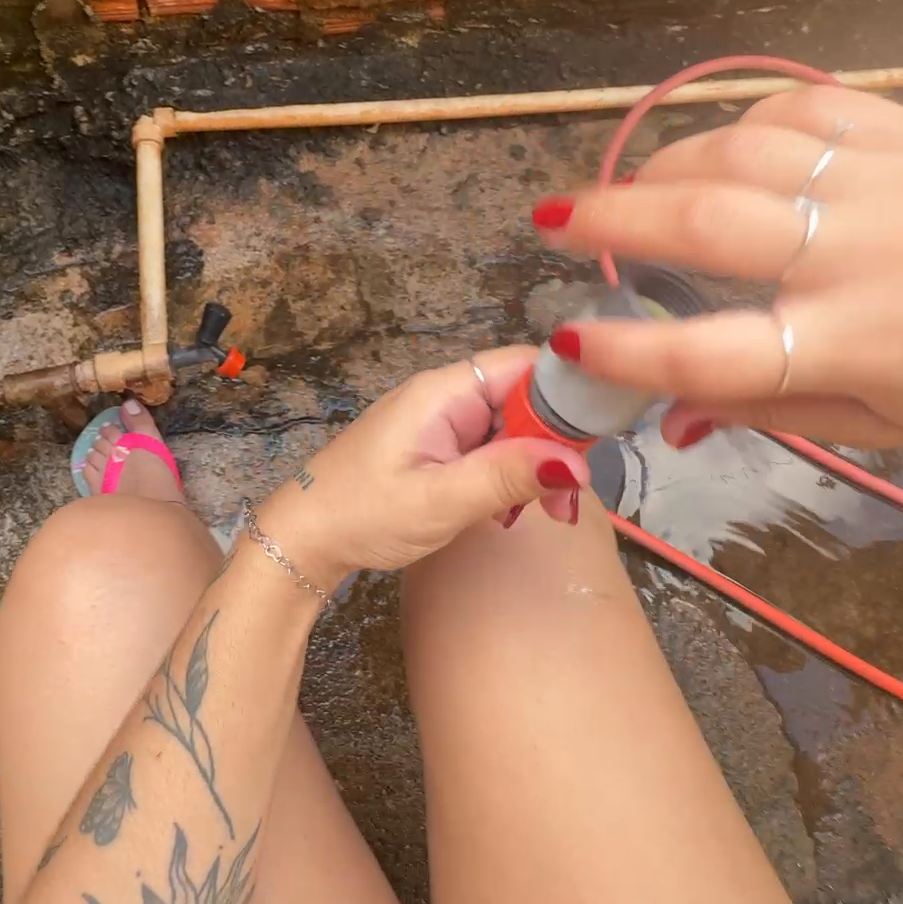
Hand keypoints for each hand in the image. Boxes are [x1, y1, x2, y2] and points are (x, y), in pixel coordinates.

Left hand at [254, 346, 588, 583]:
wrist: (306, 537)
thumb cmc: (363, 513)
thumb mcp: (440, 500)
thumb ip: (506, 477)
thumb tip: (577, 464)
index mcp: (444, 392)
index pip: (525, 366)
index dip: (567, 394)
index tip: (596, 440)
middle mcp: (447, 396)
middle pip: (524, 399)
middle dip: (554, 444)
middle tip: (568, 500)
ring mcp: (442, 422)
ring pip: (511, 428)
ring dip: (535, 466)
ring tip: (546, 513)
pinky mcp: (439, 446)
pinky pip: (490, 448)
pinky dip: (510, 476)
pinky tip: (511, 511)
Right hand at [532, 85, 902, 446]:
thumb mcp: (879, 427)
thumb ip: (765, 413)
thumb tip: (668, 416)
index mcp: (853, 344)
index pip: (709, 354)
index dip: (625, 351)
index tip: (567, 339)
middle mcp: (859, 255)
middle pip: (706, 223)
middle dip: (609, 218)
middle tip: (551, 221)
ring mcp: (886, 179)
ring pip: (739, 150)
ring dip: (661, 166)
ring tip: (627, 188)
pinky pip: (799, 106)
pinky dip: (736, 125)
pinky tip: (717, 149)